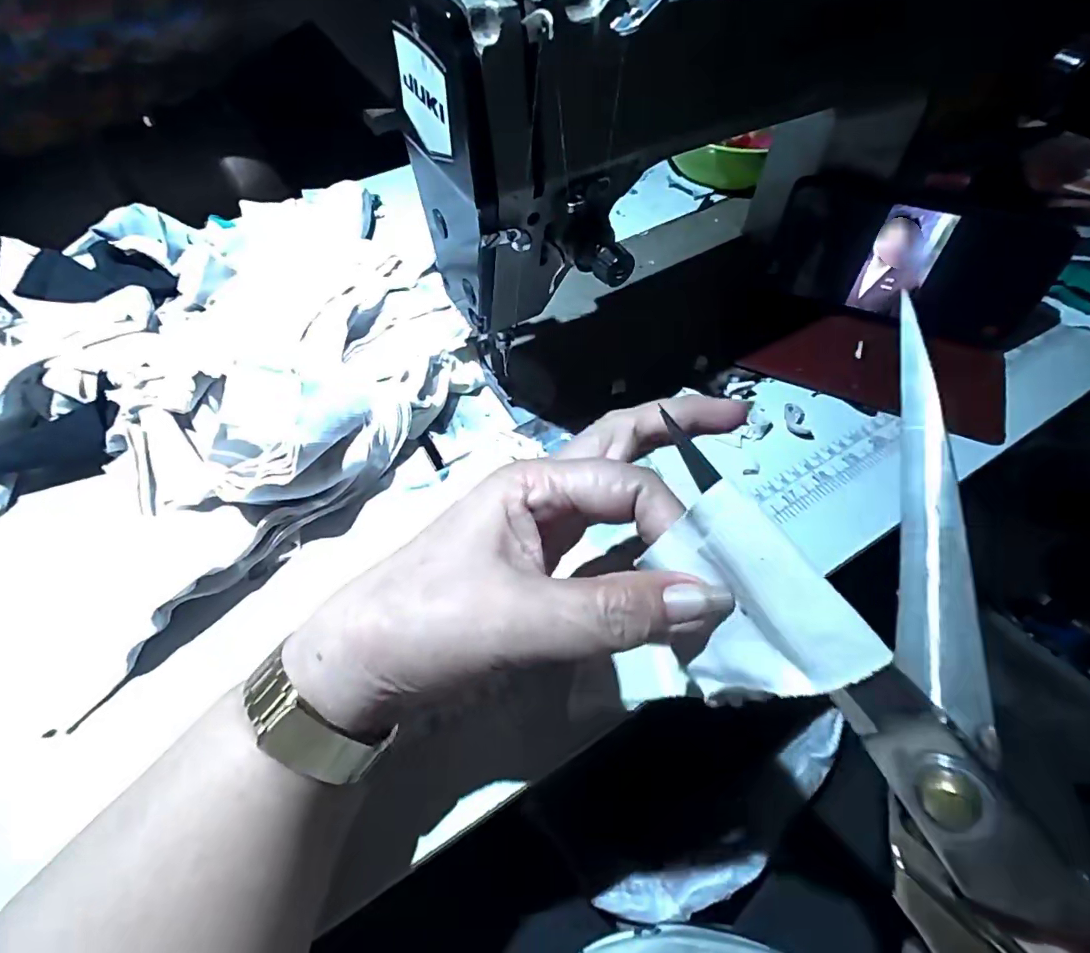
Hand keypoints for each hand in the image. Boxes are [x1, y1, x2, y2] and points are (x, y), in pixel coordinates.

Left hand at [282, 396, 749, 737]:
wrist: (355, 673)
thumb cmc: (424, 625)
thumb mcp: (520, 618)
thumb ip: (615, 610)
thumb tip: (708, 598)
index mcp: (534, 481)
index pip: (629, 485)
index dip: (673, 525)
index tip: (698, 582)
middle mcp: (545, 492)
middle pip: (622, 440)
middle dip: (678, 422)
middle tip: (734, 416)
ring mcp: (547, 529)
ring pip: (618, 487)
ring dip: (664, 473)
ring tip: (709, 458)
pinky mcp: (548, 568)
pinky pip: (612, 544)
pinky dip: (648, 543)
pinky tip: (669, 553)